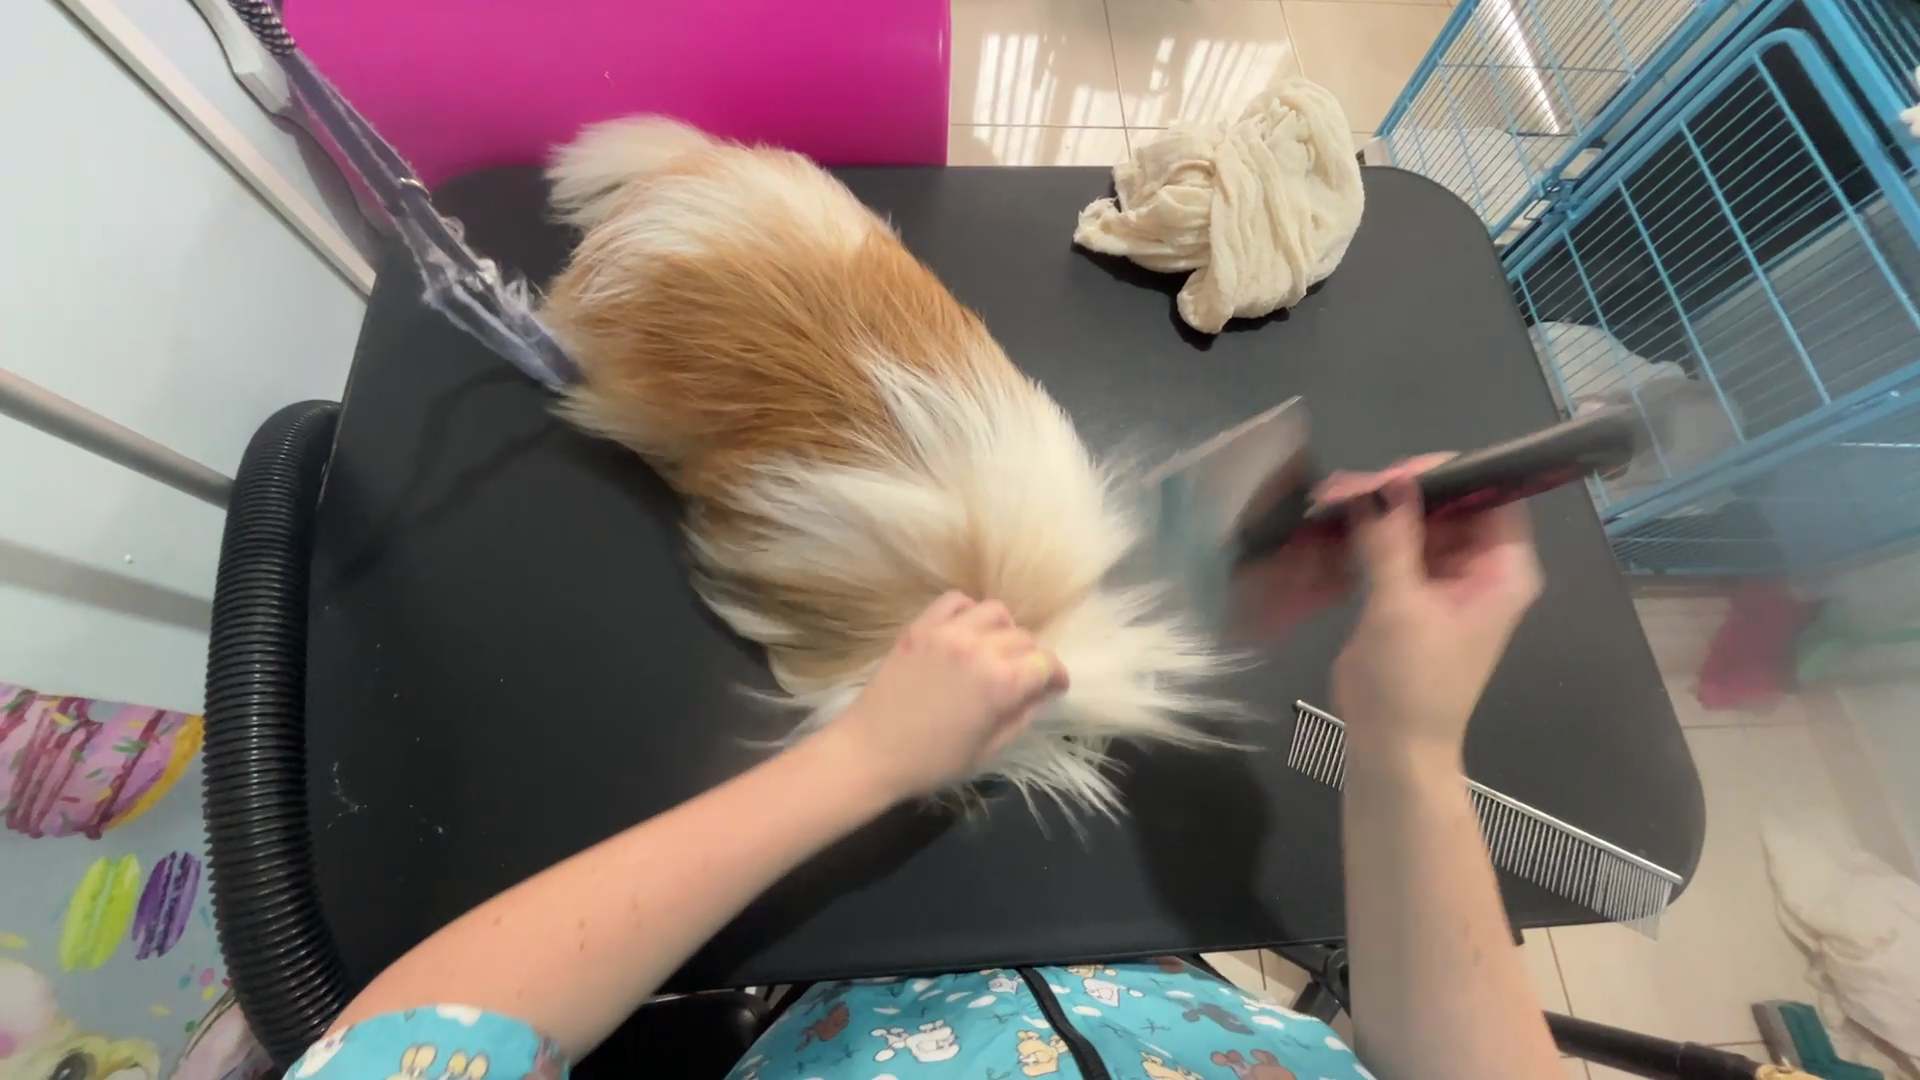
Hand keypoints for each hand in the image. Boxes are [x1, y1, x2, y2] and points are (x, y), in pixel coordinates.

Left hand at [823, 591, 1069, 799]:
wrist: (870, 751)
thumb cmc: (933, 761)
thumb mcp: (989, 749)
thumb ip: (1022, 715)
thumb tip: (1044, 692)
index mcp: (1001, 684)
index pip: (1046, 663)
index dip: (1057, 675)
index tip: (1055, 686)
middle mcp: (979, 649)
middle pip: (1024, 638)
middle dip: (1031, 659)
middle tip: (1022, 677)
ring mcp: (948, 632)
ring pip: (996, 612)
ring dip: (1004, 631)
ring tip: (994, 650)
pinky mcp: (921, 626)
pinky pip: (956, 600)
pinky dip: (968, 611)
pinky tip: (966, 632)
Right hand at [1330, 464, 1541, 769]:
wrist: (1390, 740)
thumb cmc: (1410, 680)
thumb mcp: (1401, 607)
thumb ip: (1393, 542)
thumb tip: (1384, 482)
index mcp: (1499, 572)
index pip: (1491, 499)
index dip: (1450, 477)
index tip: (1393, 472)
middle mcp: (1474, 569)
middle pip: (1446, 509)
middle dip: (1398, 492)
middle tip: (1345, 485)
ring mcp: (1437, 582)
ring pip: (1412, 526)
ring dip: (1375, 511)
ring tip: (1329, 497)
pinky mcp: (1402, 594)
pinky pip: (1389, 550)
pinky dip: (1363, 536)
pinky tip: (1331, 523)